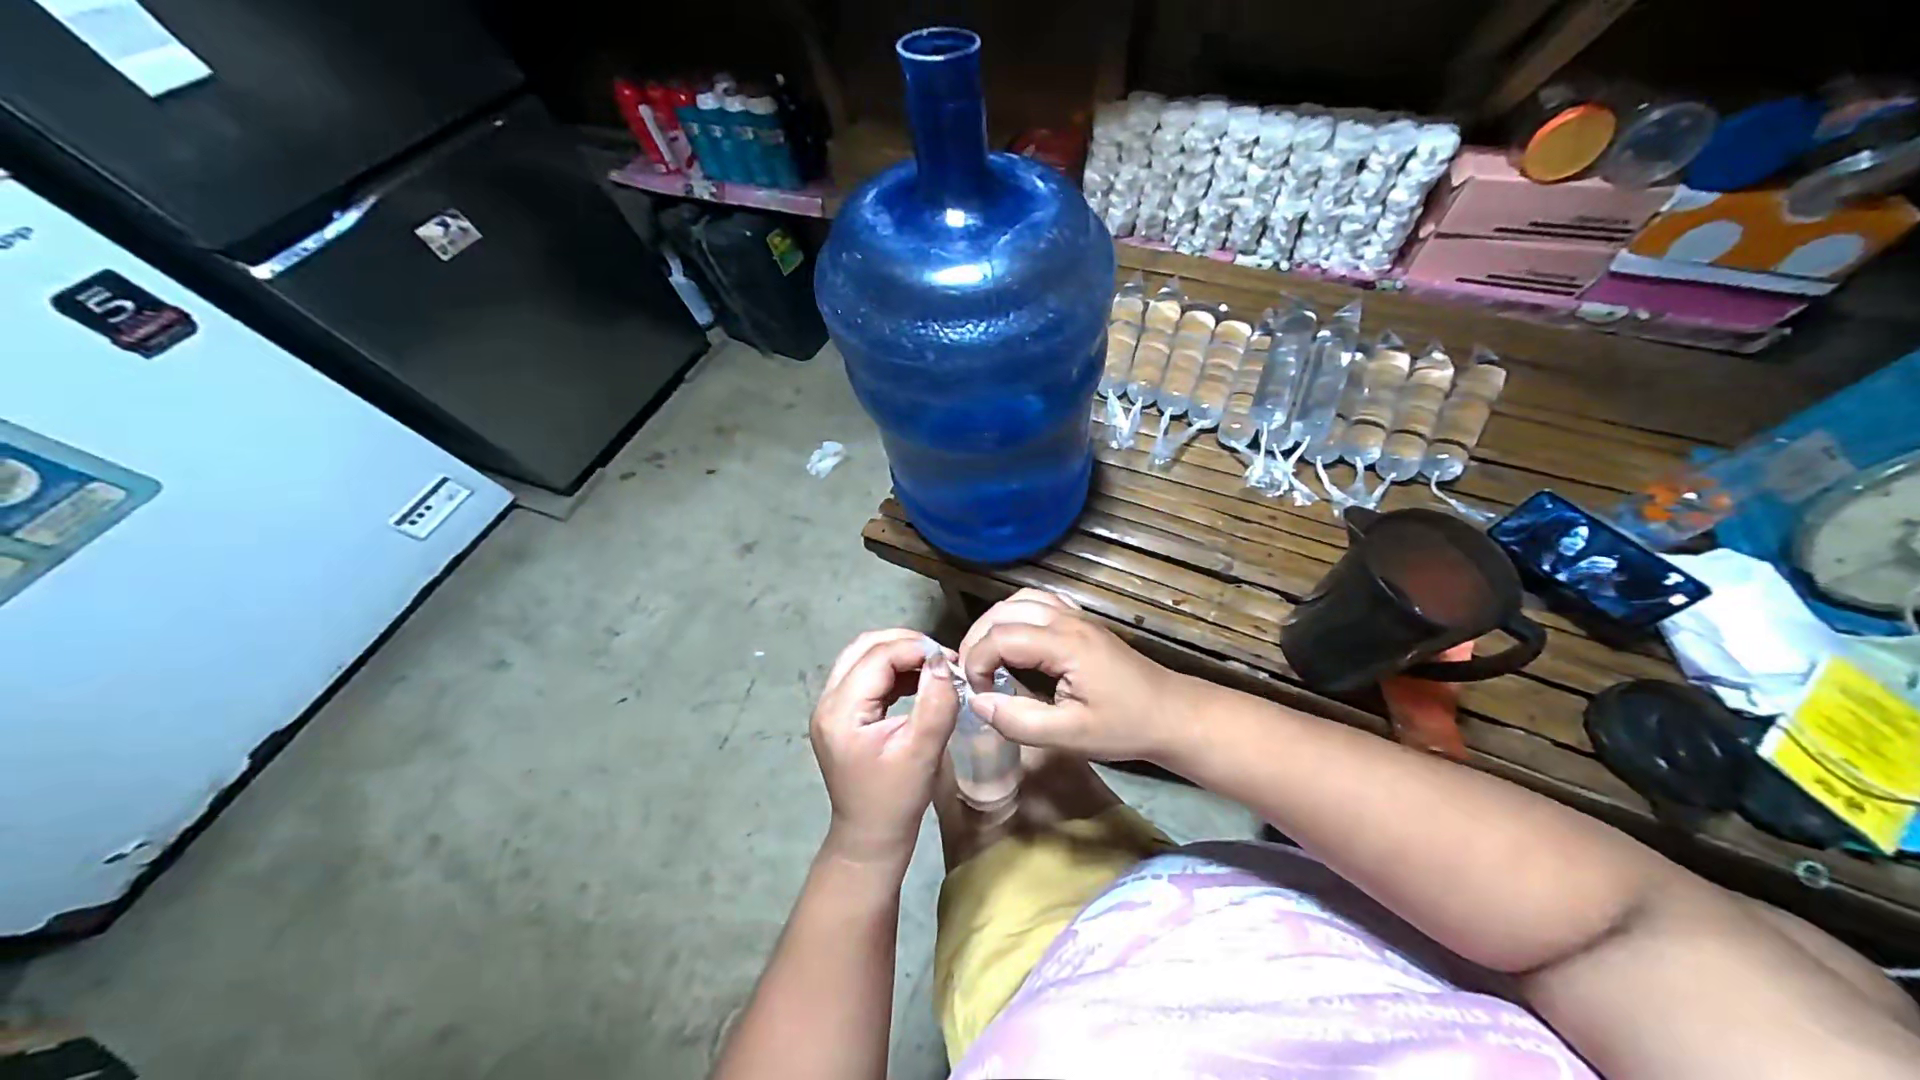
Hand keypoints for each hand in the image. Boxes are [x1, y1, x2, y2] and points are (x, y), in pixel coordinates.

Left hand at [810, 629, 958, 867]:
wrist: (869, 837)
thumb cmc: (895, 799)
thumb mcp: (922, 753)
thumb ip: (935, 704)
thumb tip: (942, 662)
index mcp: (840, 711)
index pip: (878, 657)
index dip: (916, 649)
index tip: (951, 659)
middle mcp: (828, 701)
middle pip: (865, 647)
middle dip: (906, 643)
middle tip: (942, 657)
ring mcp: (831, 706)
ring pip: (864, 657)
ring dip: (900, 654)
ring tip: (935, 666)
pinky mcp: (842, 713)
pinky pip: (866, 675)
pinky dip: (893, 669)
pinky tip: (920, 679)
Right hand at [957, 589, 1183, 762]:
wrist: (1172, 714)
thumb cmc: (1124, 727)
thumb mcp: (1070, 736)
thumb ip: (1020, 721)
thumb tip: (978, 703)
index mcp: (1065, 645)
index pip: (1000, 637)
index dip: (977, 662)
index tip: (978, 693)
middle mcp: (1067, 620)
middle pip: (1003, 612)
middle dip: (977, 641)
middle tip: (972, 677)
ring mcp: (1076, 616)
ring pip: (1019, 600)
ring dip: (993, 624)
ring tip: (985, 657)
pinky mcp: (1081, 620)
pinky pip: (1038, 601)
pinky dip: (1015, 614)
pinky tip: (1013, 639)